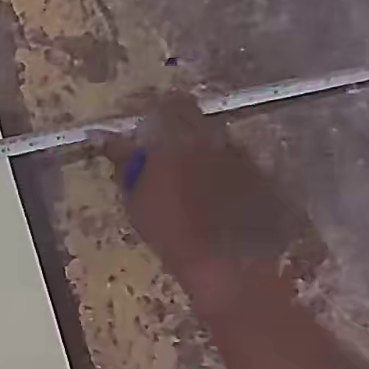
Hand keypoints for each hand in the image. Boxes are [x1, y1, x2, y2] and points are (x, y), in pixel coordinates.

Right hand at [95, 92, 316, 312]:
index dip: (151, 109)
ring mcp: (245, 156)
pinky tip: (213, 196)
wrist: (232, 265)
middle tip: (158, 155)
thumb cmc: (172, 232)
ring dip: (199, 151)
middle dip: (175, 130)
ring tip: (186, 180)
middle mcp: (216, 137)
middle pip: (195, 118)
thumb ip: (123, 162)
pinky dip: (221, 172)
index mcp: (181, 137)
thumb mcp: (136, 199)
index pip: (166, 103)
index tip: (139, 125)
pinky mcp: (265, 176)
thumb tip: (104, 136)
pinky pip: (237, 163)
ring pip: (216, 141)